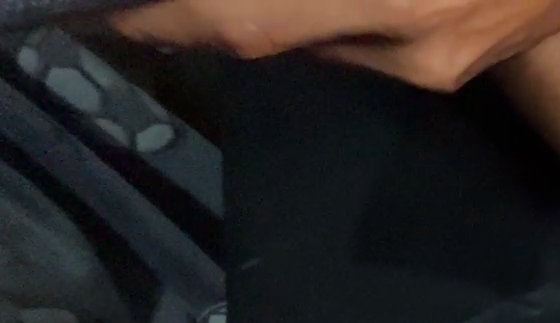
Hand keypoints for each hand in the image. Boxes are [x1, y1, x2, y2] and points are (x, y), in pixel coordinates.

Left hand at [112, 0, 559, 89]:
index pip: (249, 22)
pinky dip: (318, 19)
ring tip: (235, 2)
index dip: (169, 19)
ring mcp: (433, 68)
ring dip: (268, 12)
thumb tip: (245, 4)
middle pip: (272, 40)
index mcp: (395, 4)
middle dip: (206, 15)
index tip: (109, 16)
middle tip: (156, 4)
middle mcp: (412, 49)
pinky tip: (324, 0)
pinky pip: (356, 48)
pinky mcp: (446, 73)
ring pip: (315, 45)